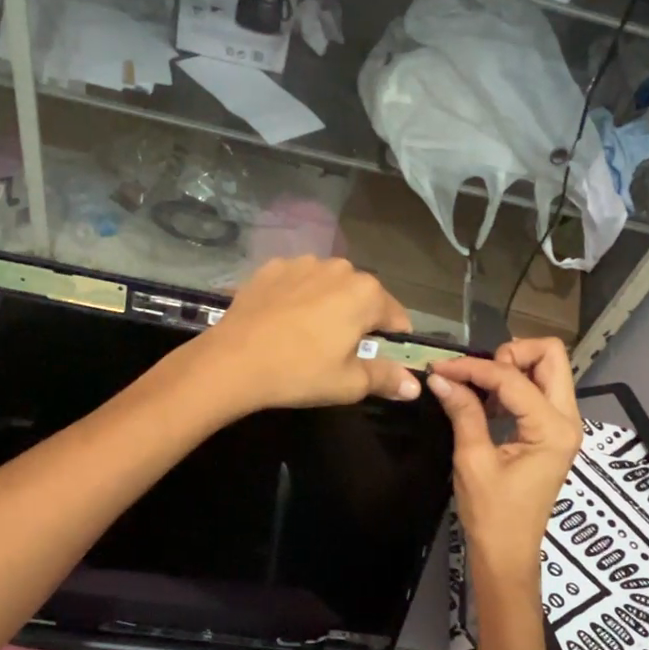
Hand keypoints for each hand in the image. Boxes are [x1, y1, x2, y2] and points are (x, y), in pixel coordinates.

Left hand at [183, 256, 421, 414]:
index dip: (393, 343)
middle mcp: (340, 268)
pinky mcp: (271, 268)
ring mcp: (302, 263)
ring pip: (329, 288)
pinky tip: (283, 325)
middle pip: (363, 298)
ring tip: (308, 339)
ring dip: (328, 308)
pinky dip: (298, 300)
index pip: (397, 318)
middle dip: (359, 322)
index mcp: (367, 293)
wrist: (233, 361)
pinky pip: (297, 284)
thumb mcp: (349, 384)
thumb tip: (415, 386)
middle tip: (339, 355)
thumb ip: (386, 378)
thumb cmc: (300, 373)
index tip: (379, 363)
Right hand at [427, 339, 582, 586]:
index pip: (513, 378)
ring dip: (511, 369)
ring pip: (547, 371)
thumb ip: (463, 413)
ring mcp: (564, 426)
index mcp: (552, 429)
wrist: (507, 552)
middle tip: (474, 374)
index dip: (474, 368)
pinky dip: (513, 387)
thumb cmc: (491, 514)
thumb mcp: (472, 461)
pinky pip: (540, 392)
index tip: (442, 368)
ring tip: (475, 388)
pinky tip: (486, 403)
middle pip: (550, 357)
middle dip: (509, 354)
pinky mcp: (553, 434)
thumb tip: (441, 378)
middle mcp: (568, 421)